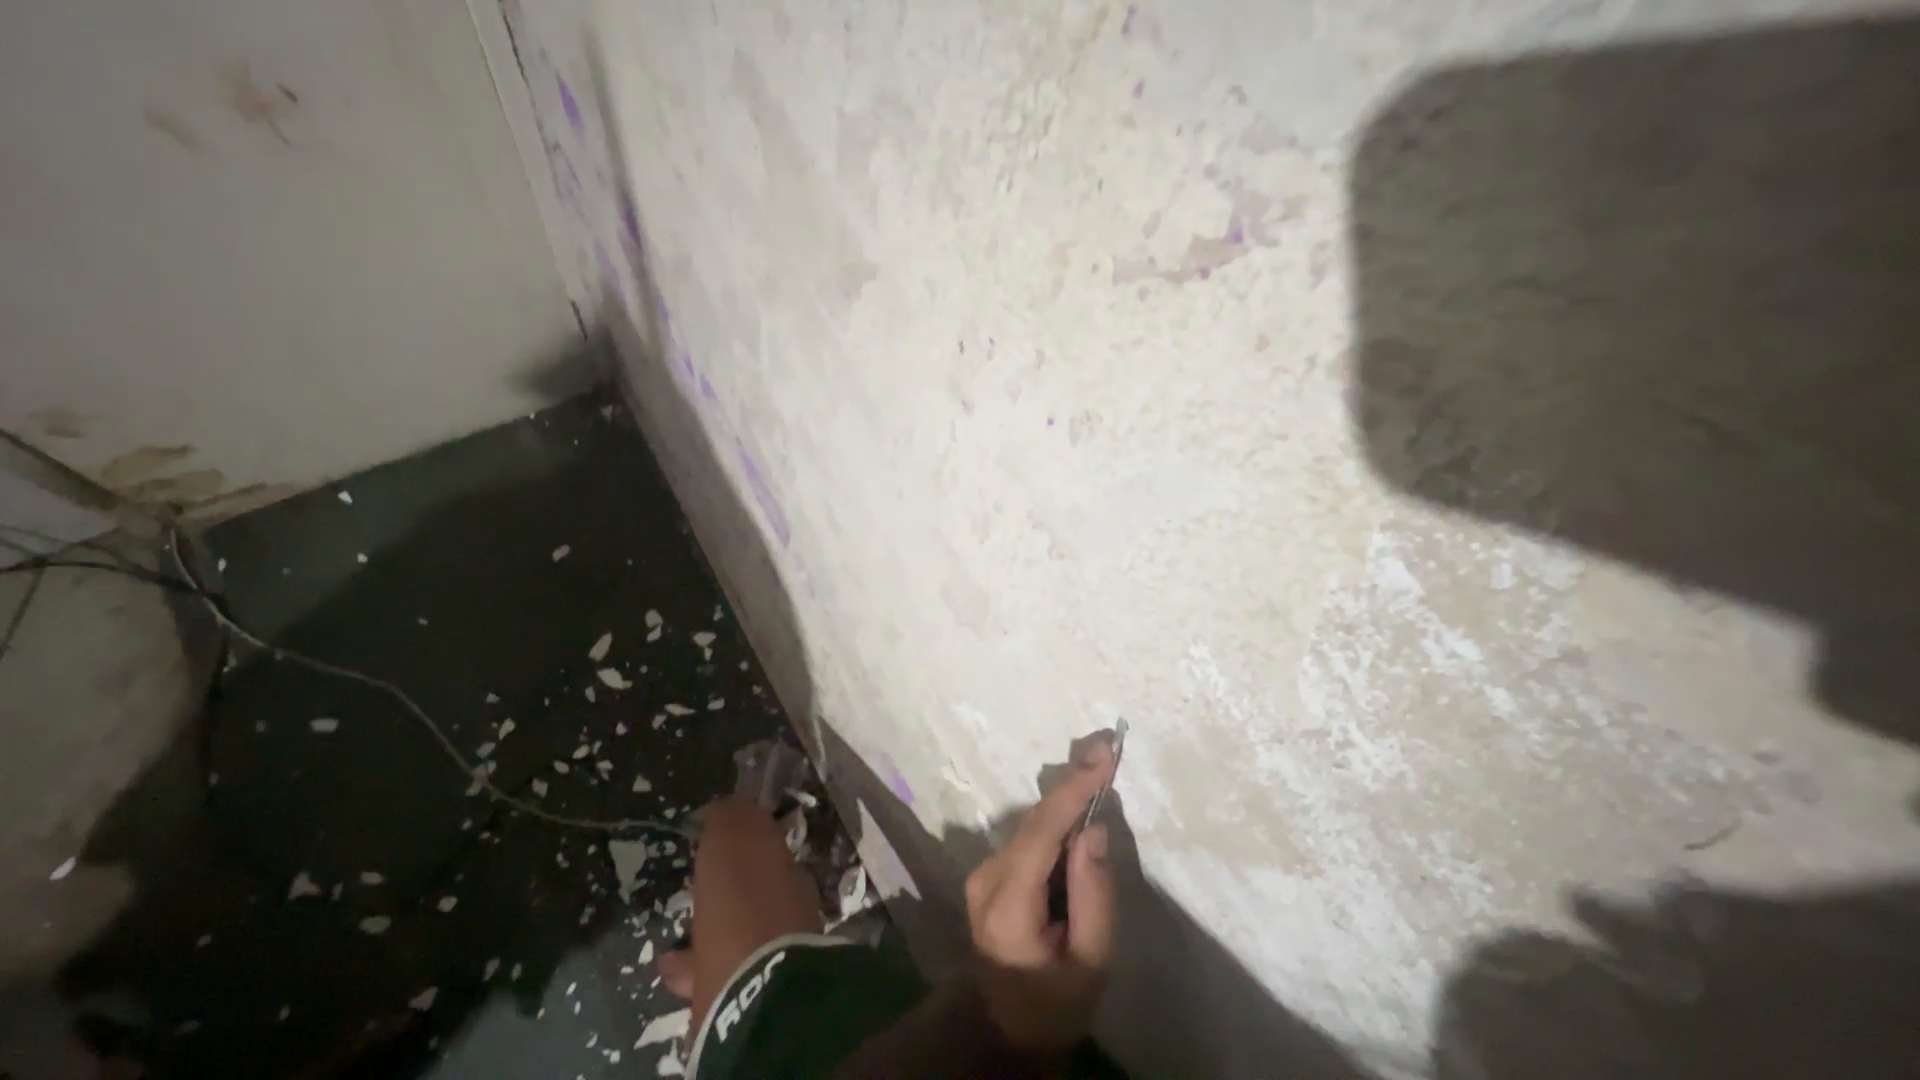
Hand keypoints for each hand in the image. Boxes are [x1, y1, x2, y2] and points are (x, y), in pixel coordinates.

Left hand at [964, 737, 1117, 1052]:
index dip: (1072, 791)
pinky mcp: (992, 874)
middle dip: (1073, 781)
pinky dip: (1058, 818)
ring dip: (1067, 796)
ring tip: (1100, 761)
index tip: (1103, 756)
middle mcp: (987, 877)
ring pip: (1033, 824)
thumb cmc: (1052, 1004)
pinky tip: (1083, 799)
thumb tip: (1093, 828)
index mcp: (1008, 904)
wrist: (1000, 1028)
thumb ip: (1094, 894)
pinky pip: (1031, 838)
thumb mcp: (1089, 961)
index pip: (1041, 833)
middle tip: (1107, 744)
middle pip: (1035, 820)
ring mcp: (984, 873)